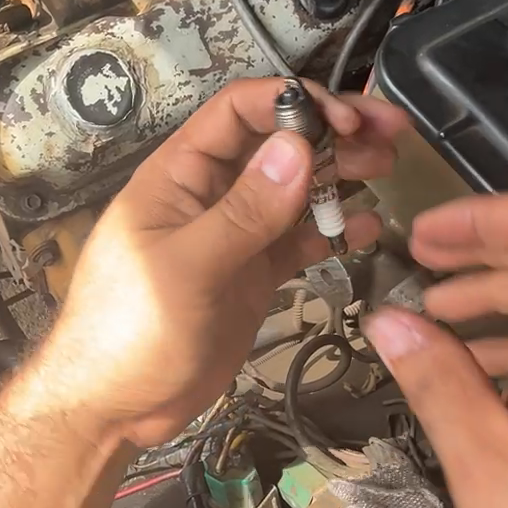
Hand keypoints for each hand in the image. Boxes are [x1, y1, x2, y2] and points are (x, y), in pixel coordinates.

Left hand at [32, 78, 407, 446]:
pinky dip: (331, 230)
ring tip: (386, 169)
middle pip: (274, 145)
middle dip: (329, 132)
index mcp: (178, 177)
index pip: (236, 113)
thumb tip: (298, 146)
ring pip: (292, 189)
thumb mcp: (186, 268)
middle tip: (390, 134)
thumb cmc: (131, 331)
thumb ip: (243, 212)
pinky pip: (296, 240)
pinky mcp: (251, 274)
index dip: (291, 103)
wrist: (117, 405)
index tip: (344, 118)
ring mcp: (233, 236)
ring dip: (338, 174)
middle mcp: (208, 196)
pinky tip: (367, 227)